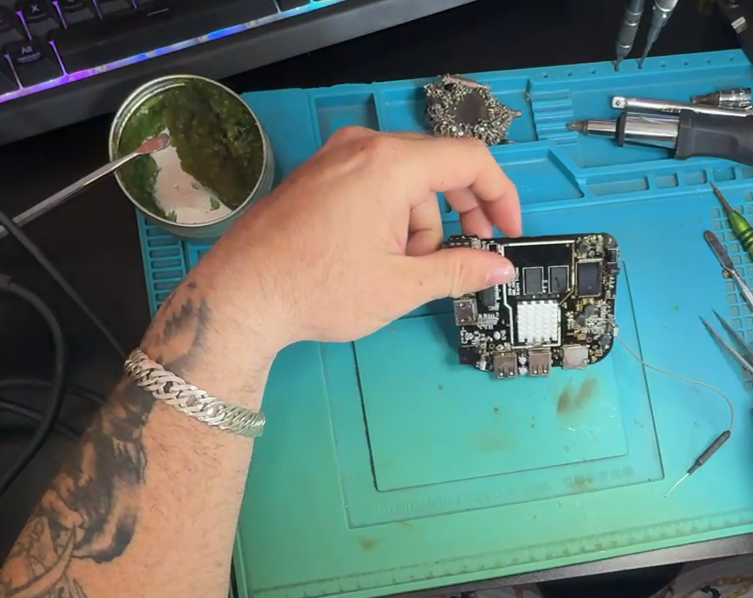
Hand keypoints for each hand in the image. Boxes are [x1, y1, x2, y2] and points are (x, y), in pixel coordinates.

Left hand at [193, 127, 522, 353]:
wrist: (244, 294)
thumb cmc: (319, 288)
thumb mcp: (402, 287)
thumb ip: (460, 271)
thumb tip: (500, 268)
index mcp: (391, 165)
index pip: (471, 161)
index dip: (501, 197)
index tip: (508, 233)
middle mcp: (366, 147)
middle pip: (440, 169)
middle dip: (461, 217)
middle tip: (471, 257)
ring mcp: (339, 158)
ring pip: (408, 185)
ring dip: (420, 228)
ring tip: (400, 273)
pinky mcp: (323, 176)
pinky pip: (377, 188)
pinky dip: (393, 221)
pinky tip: (378, 259)